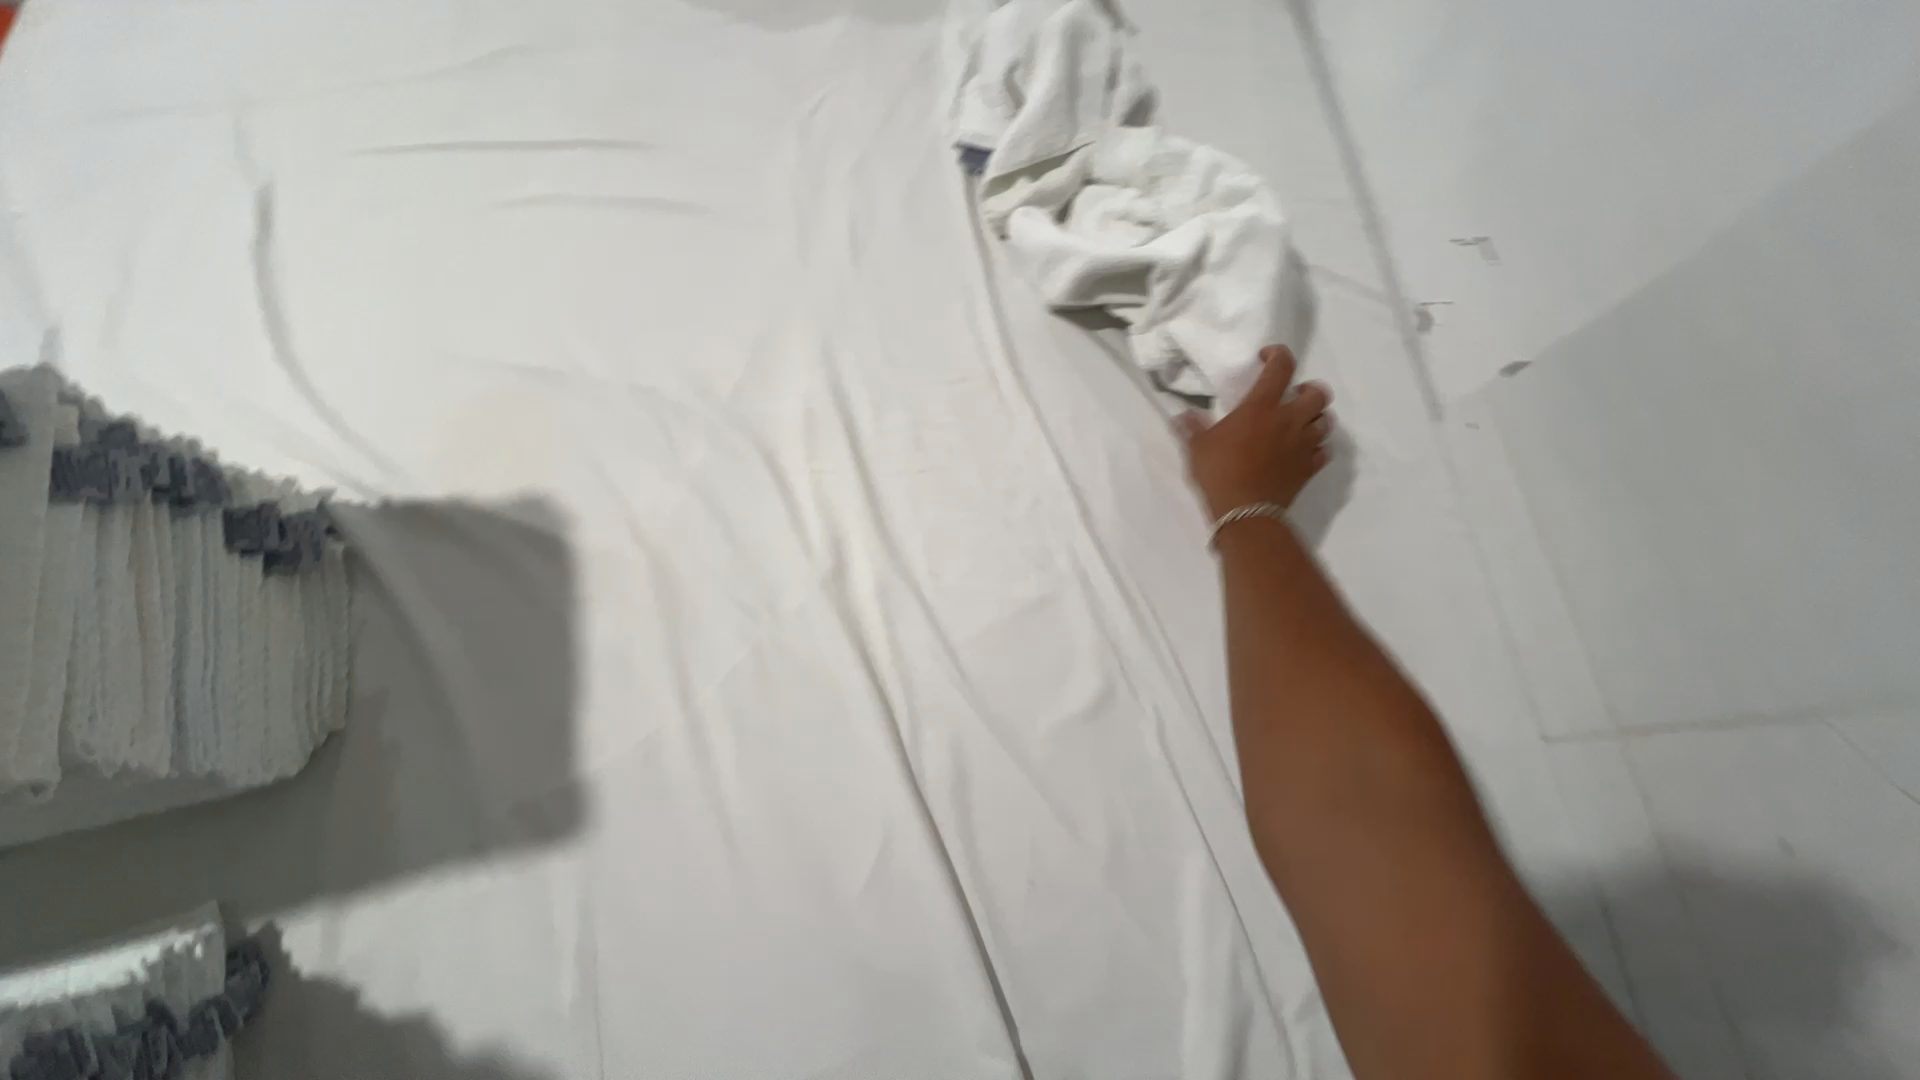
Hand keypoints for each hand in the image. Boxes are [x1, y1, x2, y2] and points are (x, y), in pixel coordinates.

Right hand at [1177, 345, 1332, 518]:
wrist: (1245, 513)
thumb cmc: (1219, 473)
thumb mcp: (1197, 448)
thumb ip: (1193, 428)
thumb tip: (1182, 416)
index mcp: (1262, 407)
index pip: (1281, 367)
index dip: (1278, 355)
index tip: (1266, 358)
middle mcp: (1290, 420)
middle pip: (1318, 393)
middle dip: (1308, 390)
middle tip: (1291, 397)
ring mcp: (1304, 445)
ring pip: (1326, 421)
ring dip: (1315, 418)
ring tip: (1298, 424)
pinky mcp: (1310, 468)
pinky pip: (1323, 451)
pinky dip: (1316, 447)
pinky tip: (1301, 452)